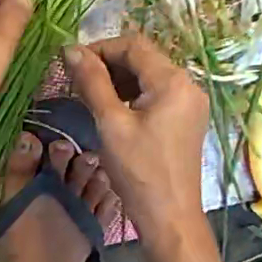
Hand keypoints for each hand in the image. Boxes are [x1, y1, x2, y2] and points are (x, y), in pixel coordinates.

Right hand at [63, 34, 208, 241]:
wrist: (170, 215)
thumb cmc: (139, 171)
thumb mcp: (111, 124)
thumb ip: (92, 82)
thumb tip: (71, 50)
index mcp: (173, 81)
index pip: (133, 46)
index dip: (100, 48)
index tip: (72, 62)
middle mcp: (188, 84)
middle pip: (143, 58)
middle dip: (108, 63)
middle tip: (77, 80)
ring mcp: (191, 102)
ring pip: (149, 76)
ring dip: (119, 79)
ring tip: (91, 95)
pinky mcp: (188, 118)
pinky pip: (158, 94)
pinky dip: (133, 94)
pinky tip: (112, 108)